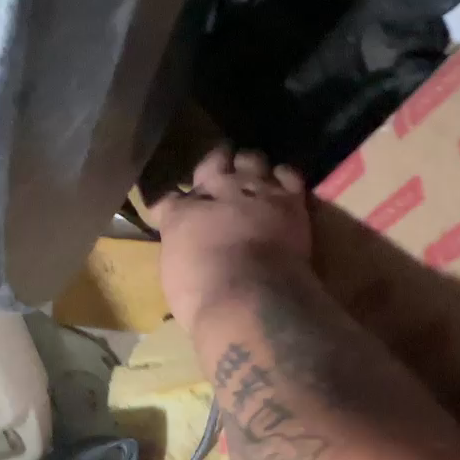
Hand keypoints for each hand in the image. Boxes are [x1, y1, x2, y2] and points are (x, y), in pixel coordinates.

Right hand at [155, 146, 315, 326]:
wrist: (252, 298)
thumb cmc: (203, 298)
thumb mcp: (173, 278)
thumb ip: (177, 250)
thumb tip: (182, 242)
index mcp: (181, 215)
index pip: (170, 199)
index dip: (172, 207)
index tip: (171, 213)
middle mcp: (216, 193)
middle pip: (213, 163)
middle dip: (211, 168)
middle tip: (212, 177)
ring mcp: (256, 191)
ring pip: (250, 160)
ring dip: (246, 166)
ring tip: (248, 176)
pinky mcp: (290, 200)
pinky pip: (287, 174)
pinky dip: (280, 177)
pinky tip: (277, 186)